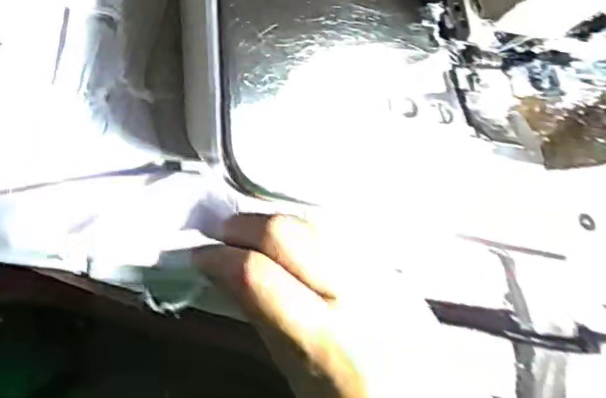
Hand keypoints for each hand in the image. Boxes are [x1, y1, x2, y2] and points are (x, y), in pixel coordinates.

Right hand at [196, 214, 432, 397]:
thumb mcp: (301, 384)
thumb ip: (262, 321)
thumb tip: (218, 271)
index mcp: (336, 350)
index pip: (255, 273)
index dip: (216, 257)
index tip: (199, 258)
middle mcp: (369, 310)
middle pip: (286, 233)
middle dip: (243, 228)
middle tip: (223, 242)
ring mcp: (394, 289)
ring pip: (315, 223)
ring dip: (275, 226)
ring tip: (259, 244)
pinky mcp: (405, 278)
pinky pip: (344, 235)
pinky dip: (311, 235)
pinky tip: (301, 252)